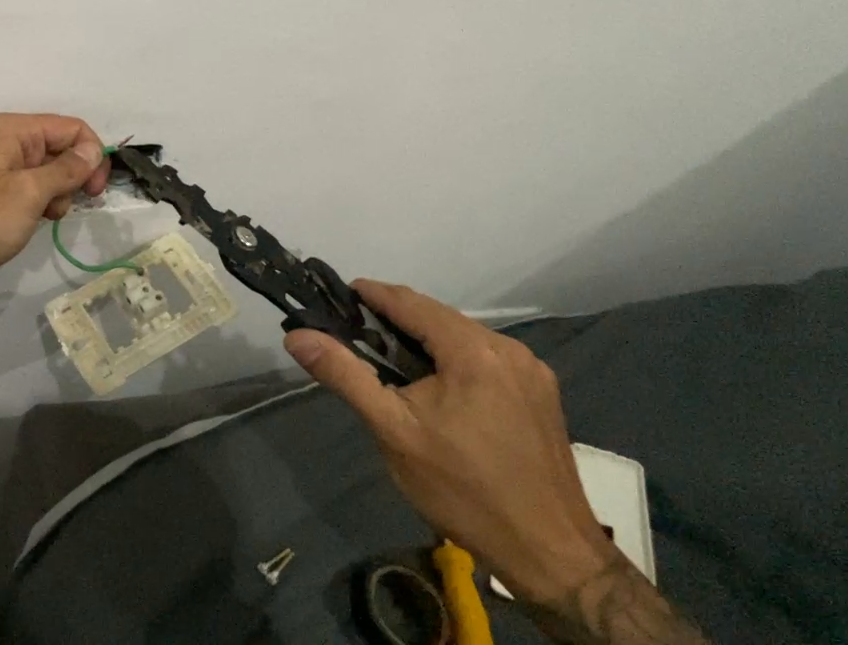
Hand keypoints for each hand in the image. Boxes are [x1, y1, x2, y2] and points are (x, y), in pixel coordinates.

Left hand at [0, 113, 111, 288]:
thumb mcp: (29, 192)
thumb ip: (66, 169)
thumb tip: (93, 149)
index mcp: (15, 130)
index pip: (73, 128)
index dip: (91, 156)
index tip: (94, 191)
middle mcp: (9, 140)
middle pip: (63, 148)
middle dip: (72, 178)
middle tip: (61, 207)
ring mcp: (2, 167)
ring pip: (51, 172)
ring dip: (57, 195)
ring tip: (41, 217)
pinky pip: (33, 189)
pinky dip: (40, 204)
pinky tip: (30, 222)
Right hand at [285, 280, 612, 603]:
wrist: (550, 553)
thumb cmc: (463, 489)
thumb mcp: (393, 431)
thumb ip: (345, 375)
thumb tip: (297, 336)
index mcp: (474, 350)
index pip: (410, 302)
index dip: (370, 295)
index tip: (335, 297)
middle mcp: (509, 349)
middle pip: (438, 318)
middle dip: (394, 321)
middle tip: (352, 338)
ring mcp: (532, 372)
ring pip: (463, 339)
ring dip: (423, 343)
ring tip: (387, 365)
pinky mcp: (542, 396)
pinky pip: (485, 361)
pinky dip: (452, 362)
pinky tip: (434, 389)